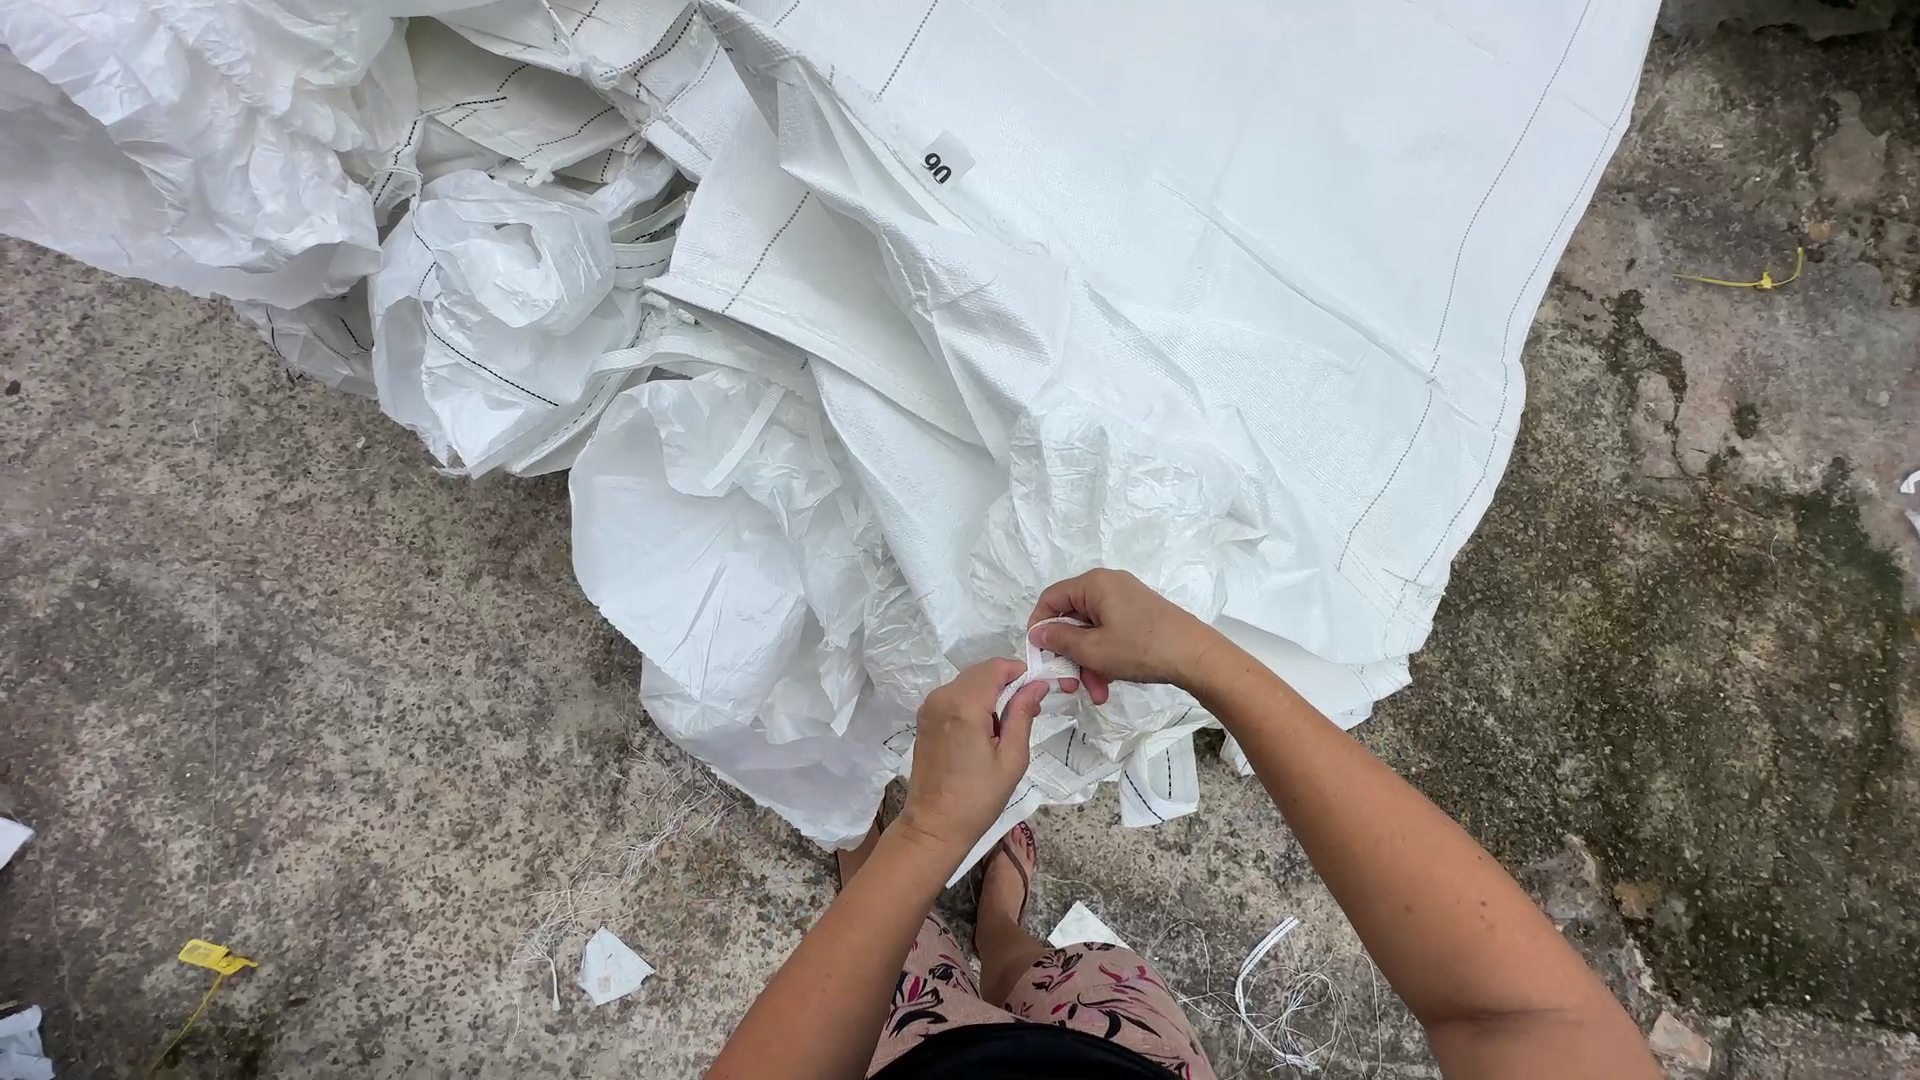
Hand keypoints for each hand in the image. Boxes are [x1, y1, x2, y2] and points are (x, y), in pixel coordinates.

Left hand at [897, 660, 1054, 858]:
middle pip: (981, 672)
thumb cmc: (978, 798)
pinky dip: (973, 702)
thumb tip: (1037, 685)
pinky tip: (984, 730)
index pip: (996, 667)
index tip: (1039, 690)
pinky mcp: (924, 717)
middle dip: (1007, 683)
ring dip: (990, 693)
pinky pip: (955, 696)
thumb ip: (1022, 714)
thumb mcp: (1012, 758)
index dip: (1020, 672)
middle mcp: (942, 697)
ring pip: (968, 682)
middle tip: (1028, 710)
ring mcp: (929, 706)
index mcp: (963, 705)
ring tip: (1007, 726)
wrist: (934, 826)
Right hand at [1025, 568, 1223, 703]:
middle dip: (1069, 654)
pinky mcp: (1140, 617)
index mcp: (1094, 584)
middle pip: (1072, 619)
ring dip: (1088, 663)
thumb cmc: (1140, 648)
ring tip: (1097, 692)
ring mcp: (1126, 601)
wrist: (1197, 656)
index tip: (1039, 655)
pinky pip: (1110, 634)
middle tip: (1069, 684)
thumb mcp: (1093, 649)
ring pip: (1092, 631)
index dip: (1039, 626)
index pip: (1051, 598)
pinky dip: (1105, 657)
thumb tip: (1037, 633)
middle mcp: (1108, 585)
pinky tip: (1109, 684)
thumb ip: (1059, 640)